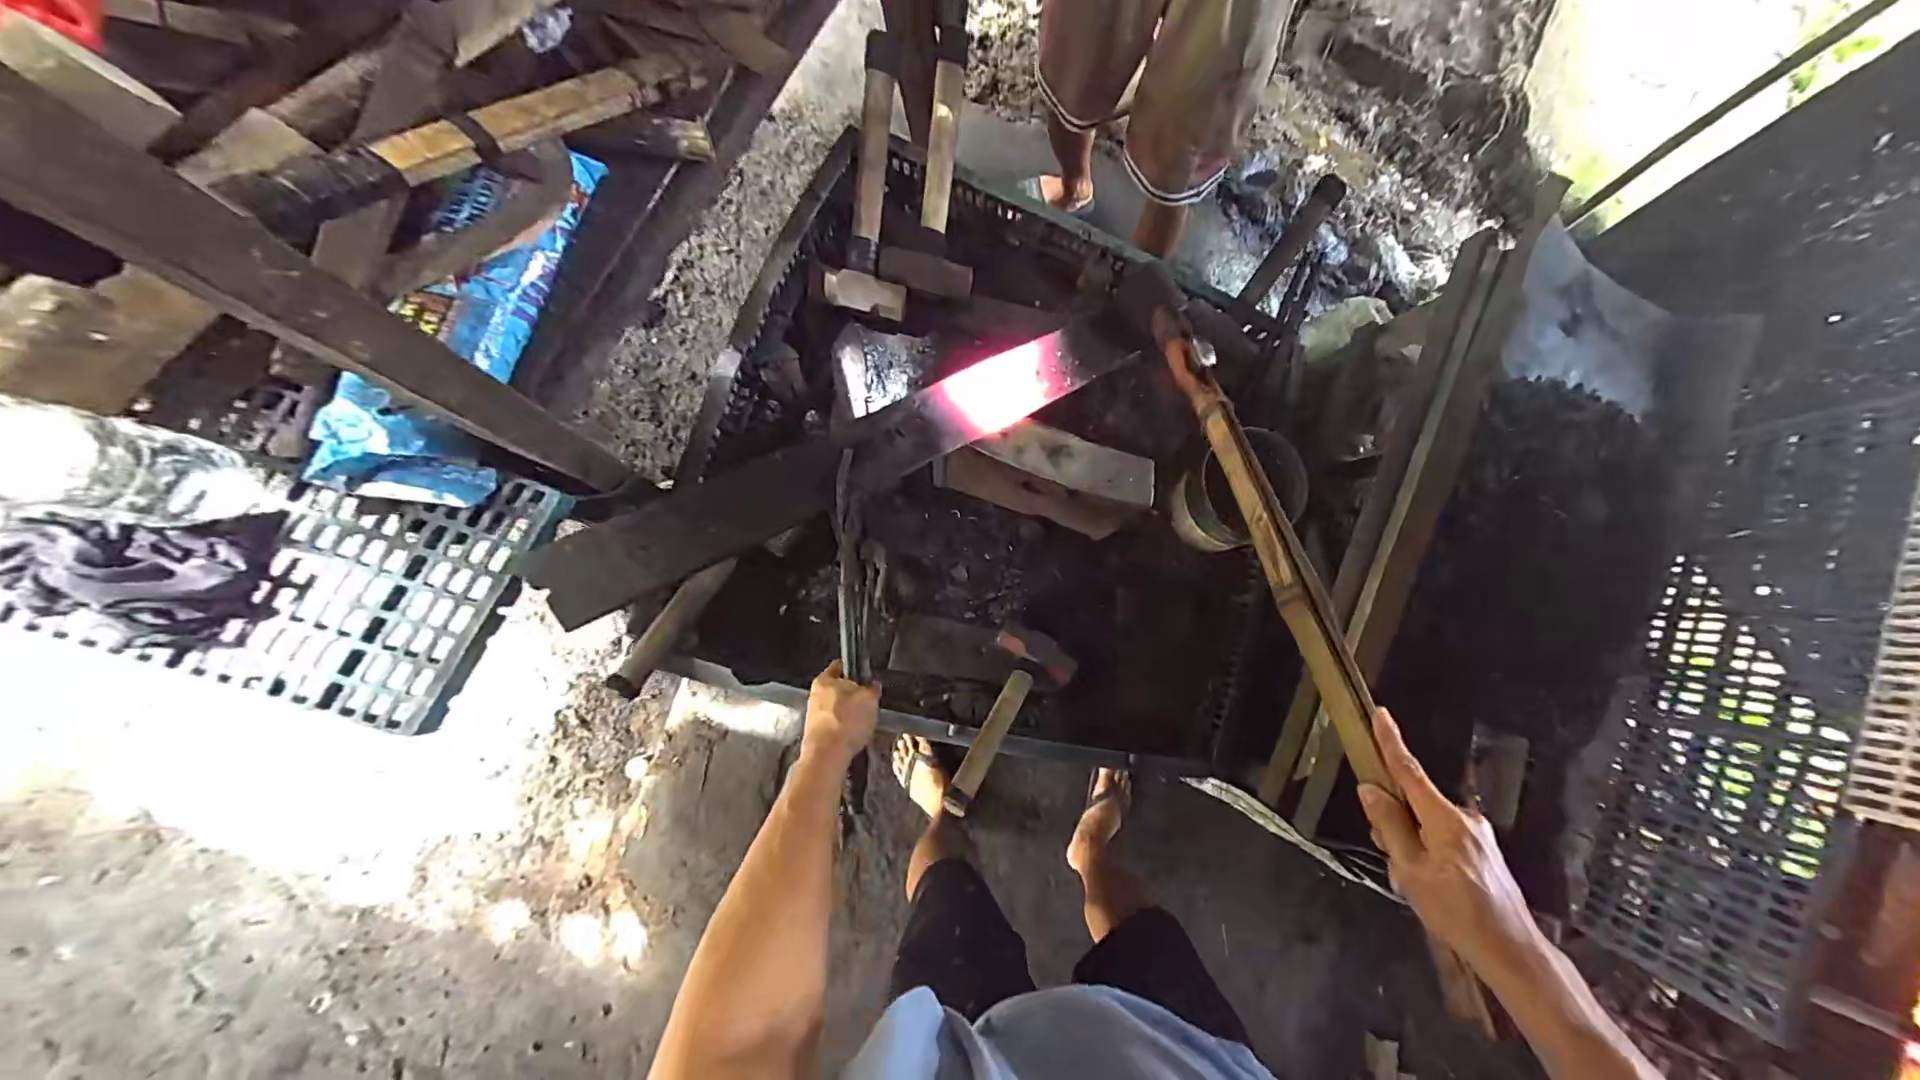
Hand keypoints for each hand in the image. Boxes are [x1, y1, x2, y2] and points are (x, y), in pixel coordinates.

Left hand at [802, 660, 879, 764]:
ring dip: (849, 713)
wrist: (828, 756)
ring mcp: (813, 715)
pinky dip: (843, 728)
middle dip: (853, 695)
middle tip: (868, 702)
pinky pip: (834, 725)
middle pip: (838, 689)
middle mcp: (814, 695)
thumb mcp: (869, 699)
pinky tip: (853, 735)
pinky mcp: (815, 733)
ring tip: (862, 723)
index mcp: (824, 680)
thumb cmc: (846, 722)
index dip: (855, 668)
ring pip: (836, 708)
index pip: (840, 666)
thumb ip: (872, 688)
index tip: (865, 674)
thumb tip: (873, 685)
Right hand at [1358, 708, 1543, 982]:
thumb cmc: (1457, 912)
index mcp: (1446, 819)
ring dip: (1409, 842)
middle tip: (1392, 857)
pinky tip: (1429, 885)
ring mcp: (1477, 836)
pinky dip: (1425, 851)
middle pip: (1412, 802)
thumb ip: (1389, 826)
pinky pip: (1440, 838)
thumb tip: (1371, 789)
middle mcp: (1465, 819)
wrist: (1514, 953)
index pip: (1409, 772)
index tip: (1381, 714)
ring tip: (1414, 881)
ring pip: (1424, 824)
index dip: (1392, 742)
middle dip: (1393, 820)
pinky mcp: (1482, 852)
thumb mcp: (1410, 870)